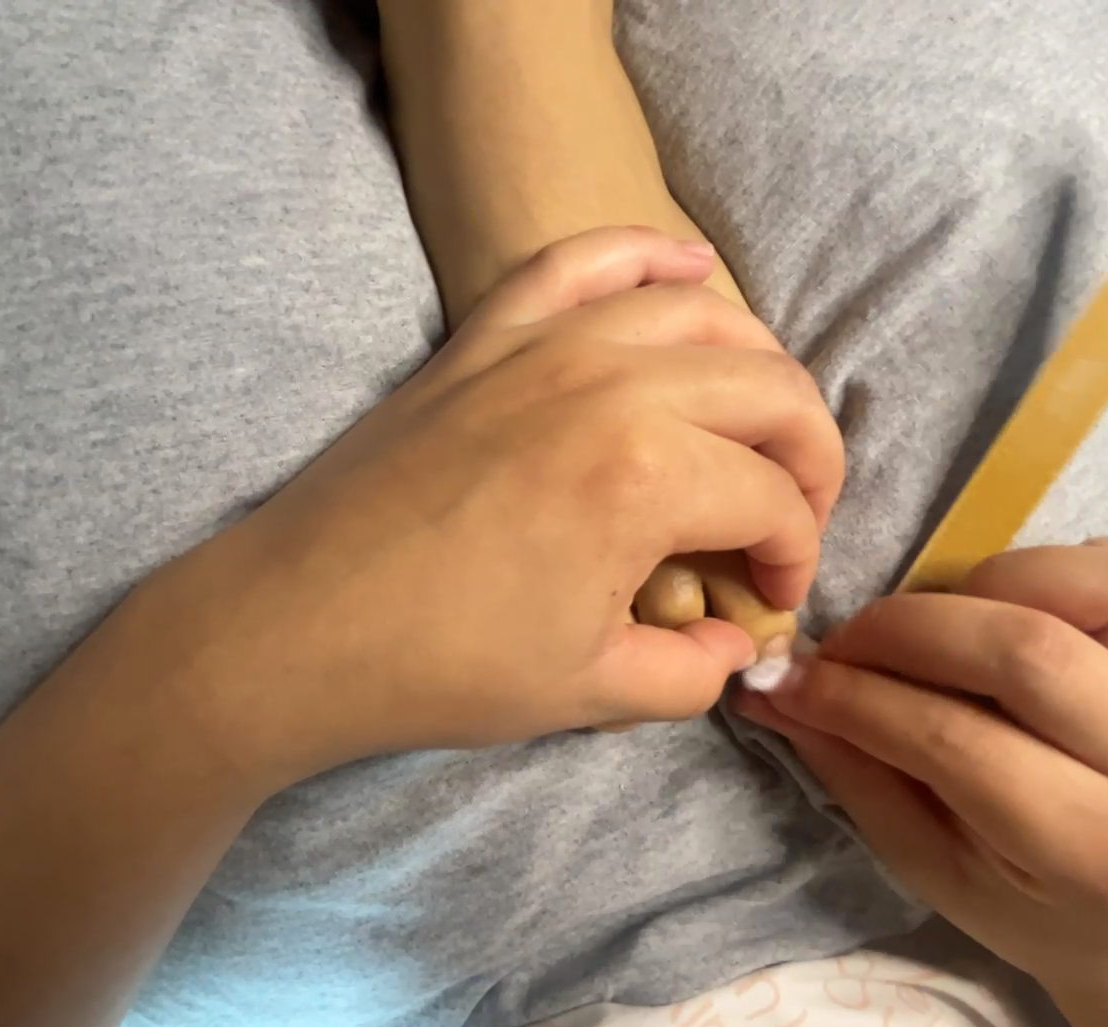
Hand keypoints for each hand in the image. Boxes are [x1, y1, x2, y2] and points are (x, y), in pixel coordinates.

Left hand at [148, 227, 843, 789]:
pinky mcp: (484, 339)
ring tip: (763, 418)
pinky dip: (644, 255)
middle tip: (791, 518)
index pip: (773, 502)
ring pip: (696, 314)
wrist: (298, 625)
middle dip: (808, 458)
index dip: (795, 556)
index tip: (771, 600)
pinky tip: (687, 268)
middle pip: (766, 391)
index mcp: (646, 476)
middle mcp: (608, 385)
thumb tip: (738, 645)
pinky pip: (579, 262)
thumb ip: (695, 672)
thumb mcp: (592, 692)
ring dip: (754, 363)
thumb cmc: (440, 666)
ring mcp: (540, 346)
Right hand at [735, 539, 1107, 1004]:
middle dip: (905, 630)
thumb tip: (764, 687)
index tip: (787, 680)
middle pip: (1032, 650)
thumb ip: (844, 762)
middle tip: (845, 646)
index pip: (956, 742)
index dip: (853, 697)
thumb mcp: (916, 856)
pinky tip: (1022, 598)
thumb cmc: (1017, 902)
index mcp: (1099, 853)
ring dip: (1000, 580)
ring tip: (942, 618)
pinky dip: (1080, 563)